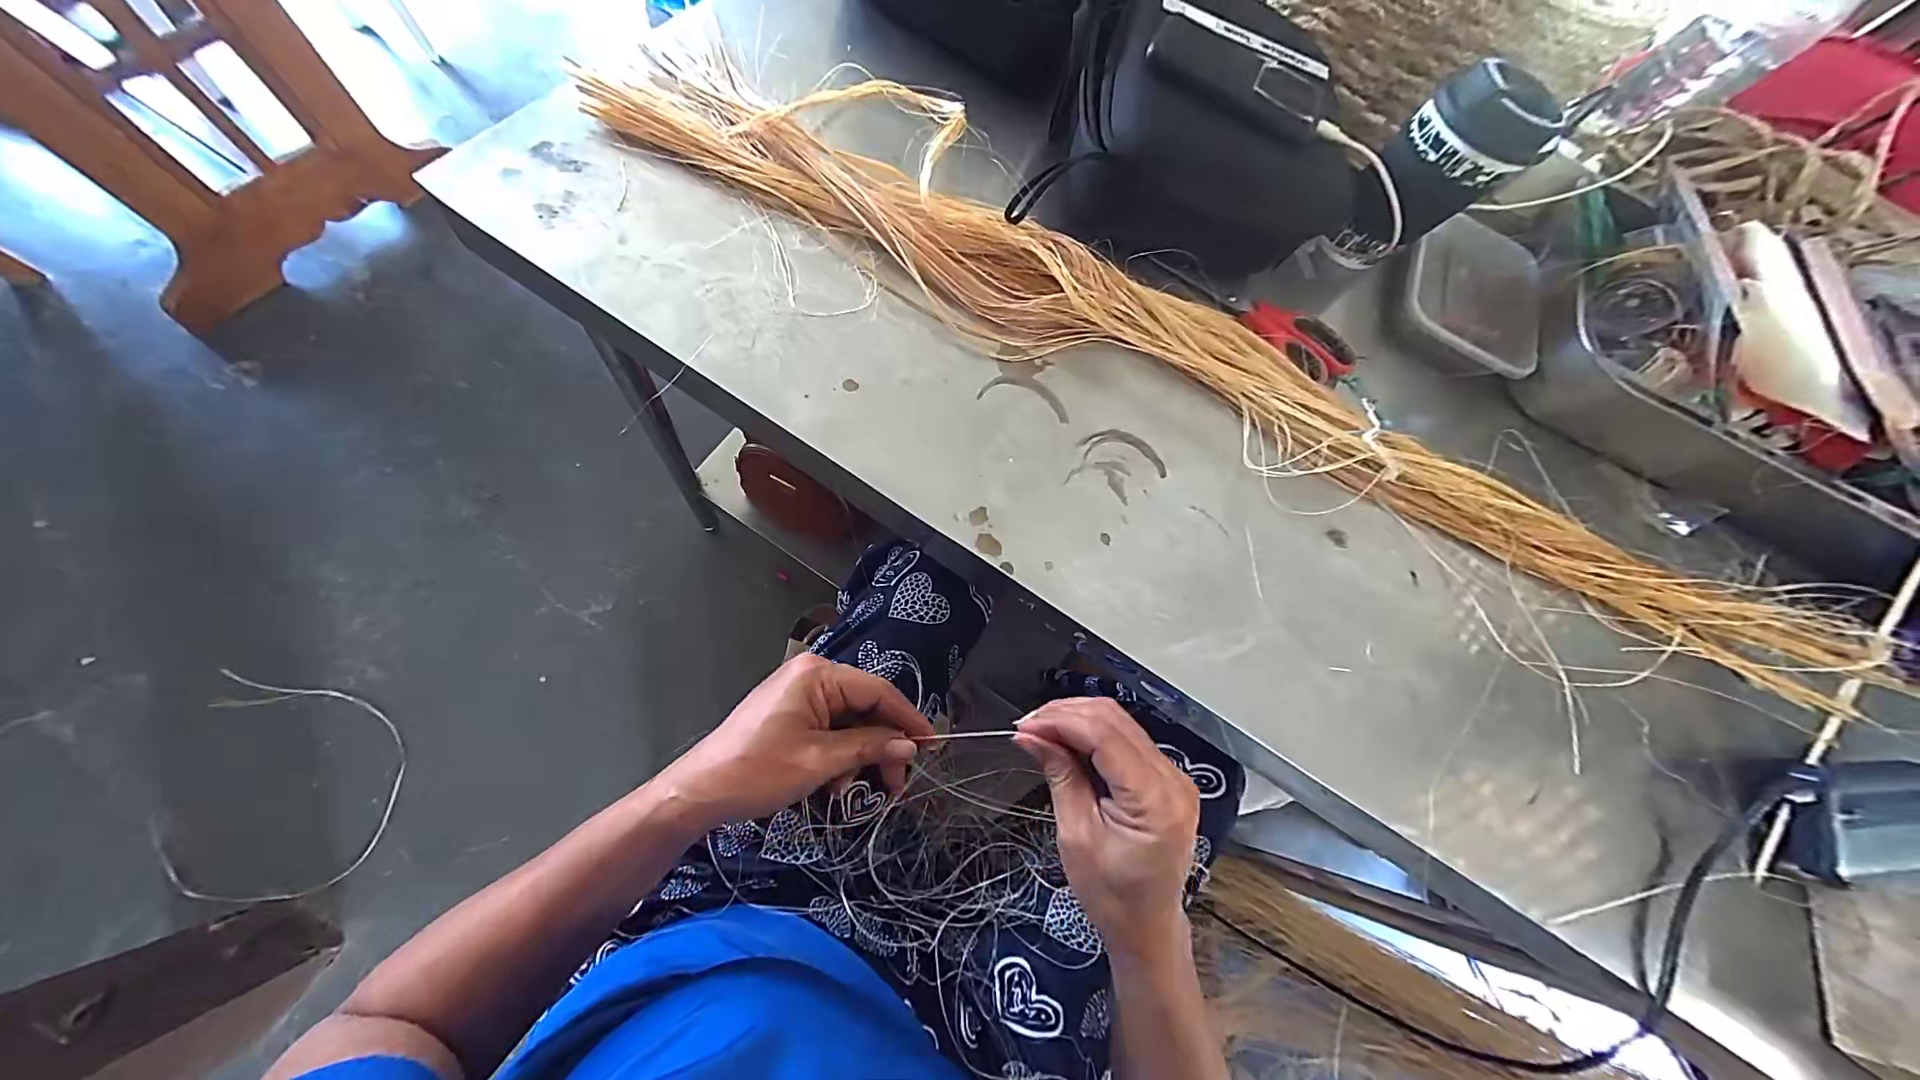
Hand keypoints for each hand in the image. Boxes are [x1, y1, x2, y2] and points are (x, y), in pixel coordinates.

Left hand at [649, 653, 934, 832]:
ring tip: (857, 792)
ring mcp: (799, 693)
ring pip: (850, 722)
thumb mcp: (820, 762)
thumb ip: (870, 747)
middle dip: (882, 746)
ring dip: (860, 757)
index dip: (909, 719)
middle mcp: (811, 675)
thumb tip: (910, 745)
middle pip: (865, 707)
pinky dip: (839, 756)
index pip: (879, 690)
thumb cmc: (757, 772)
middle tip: (894, 785)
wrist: (696, 793)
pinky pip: (830, 729)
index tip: (933, 746)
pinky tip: (835, 786)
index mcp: (818, 674)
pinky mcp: (791, 713)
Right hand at [1013, 698, 1199, 960]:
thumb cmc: (1111, 895)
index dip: (1060, 721)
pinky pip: (1128, 738)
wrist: (1147, 926)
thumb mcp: (1076, 836)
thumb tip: (1031, 736)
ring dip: (1078, 719)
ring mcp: (1175, 776)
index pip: (1104, 736)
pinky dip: (1094, 732)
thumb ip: (1060, 775)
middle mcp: (1173, 780)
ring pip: (1121, 722)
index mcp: (1154, 800)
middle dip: (1066, 714)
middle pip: (1114, 720)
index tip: (1025, 726)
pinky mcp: (1169, 778)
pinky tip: (1067, 739)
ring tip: (1042, 730)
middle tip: (1028, 727)